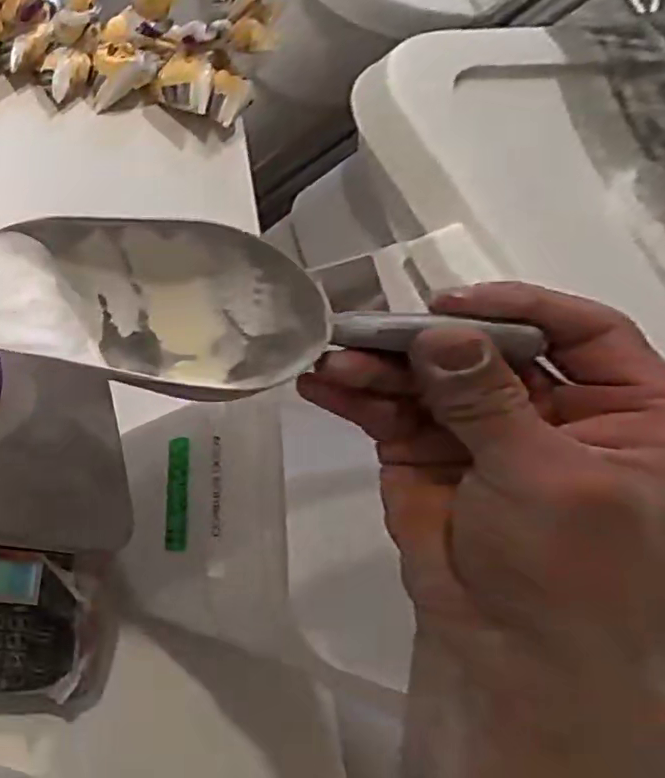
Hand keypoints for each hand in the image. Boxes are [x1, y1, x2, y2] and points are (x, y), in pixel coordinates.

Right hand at [299, 283, 664, 776]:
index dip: (521, 308)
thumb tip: (441, 334)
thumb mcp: (547, 476)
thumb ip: (488, 402)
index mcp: (624, 416)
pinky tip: (317, 383)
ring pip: (418, 375)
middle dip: (417, 340)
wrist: (514, 640)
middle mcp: (547, 412)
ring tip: (330, 366)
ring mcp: (474, 429)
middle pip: (478, 349)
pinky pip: (378, 405)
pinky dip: (346, 392)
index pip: (582, 335)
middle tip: (360, 334)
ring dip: (371, 366)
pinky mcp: (415, 446)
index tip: (449, 302)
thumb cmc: (576, 565)